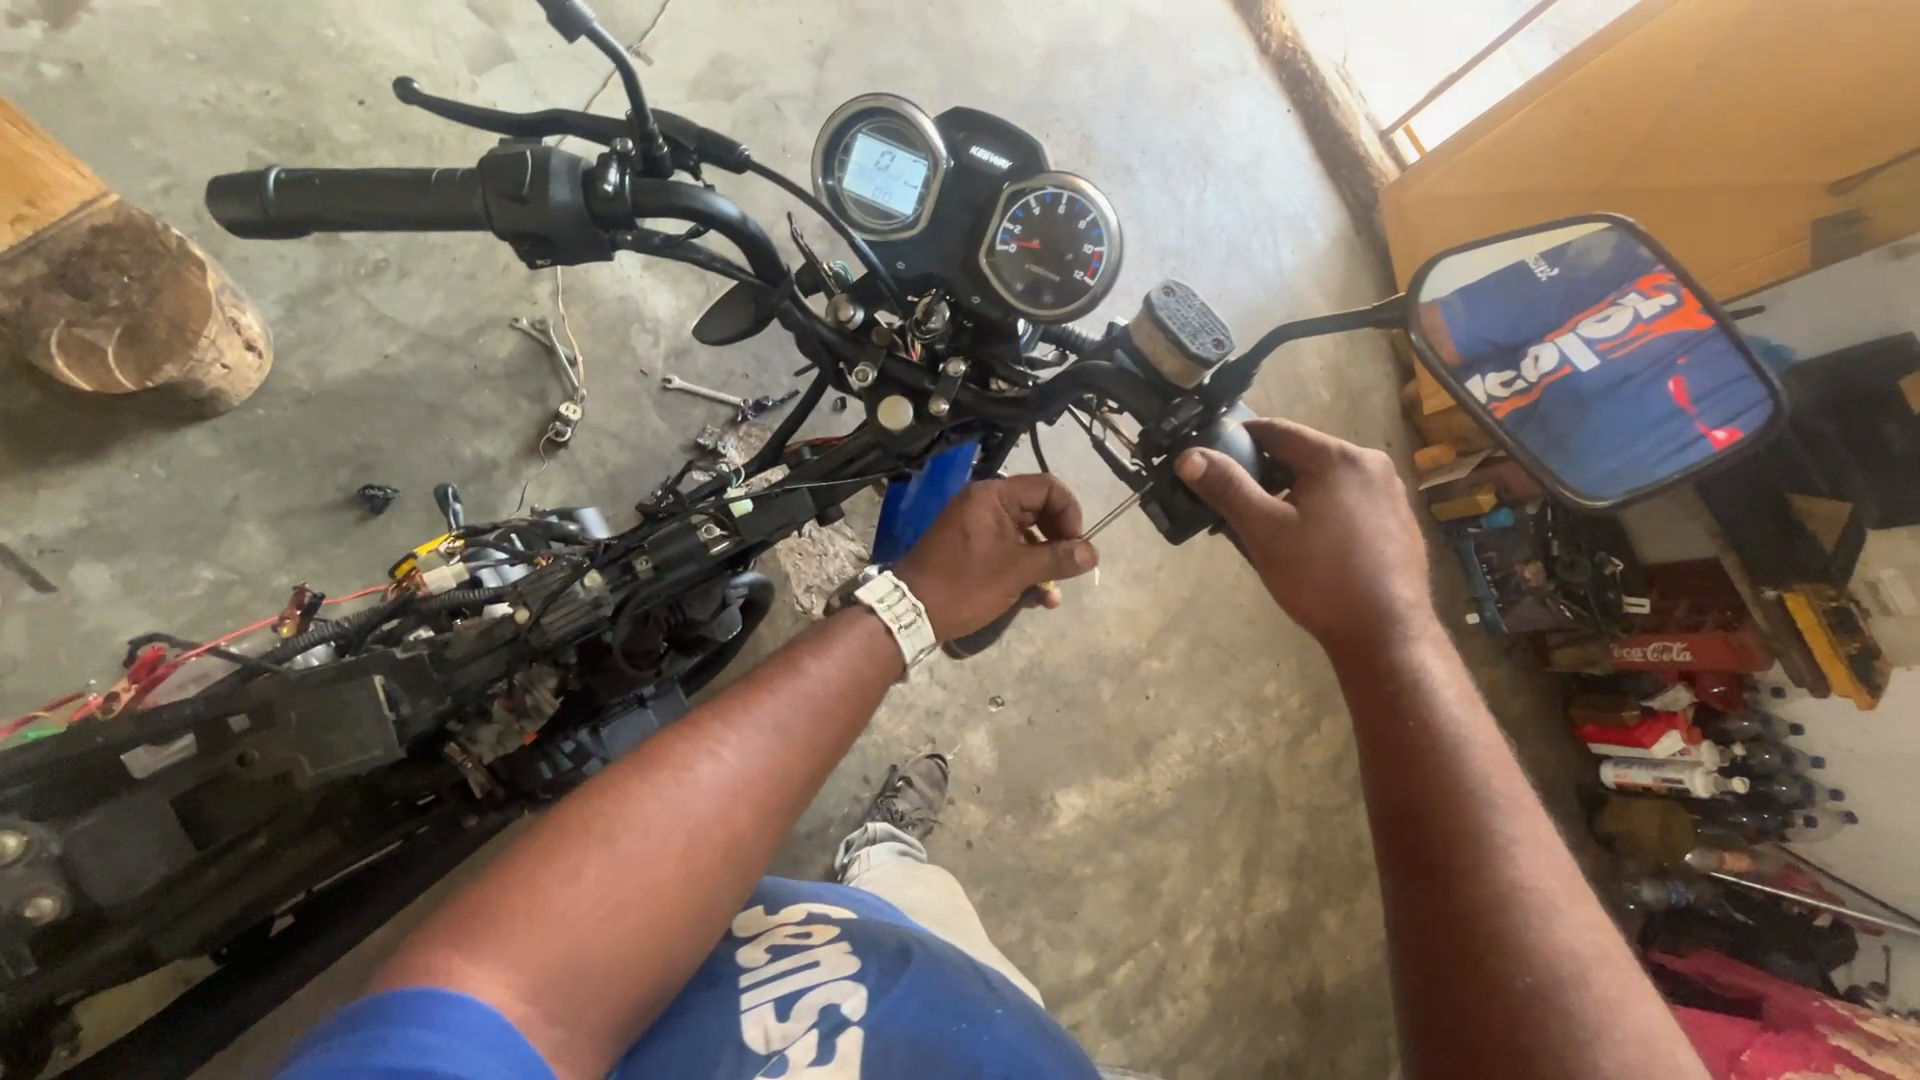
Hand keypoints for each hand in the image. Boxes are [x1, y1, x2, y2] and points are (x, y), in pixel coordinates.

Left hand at [894, 474, 1099, 640]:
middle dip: (1059, 540)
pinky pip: (1009, 550)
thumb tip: (1092, 552)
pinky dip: (1025, 569)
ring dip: (1045, 561)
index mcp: (993, 496)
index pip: (1047, 487)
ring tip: (1053, 593)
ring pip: (1026, 535)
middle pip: (1038, 510)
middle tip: (1069, 567)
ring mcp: (977, 526)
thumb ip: (1057, 558)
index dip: (1070, 513)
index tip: (1076, 544)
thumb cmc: (965, 585)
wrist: (912, 612)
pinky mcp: (972, 549)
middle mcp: (985, 504)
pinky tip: (1038, 599)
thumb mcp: (1017, 571)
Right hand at [1175, 418, 1434, 653]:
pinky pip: (1348, 501)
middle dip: (1265, 474)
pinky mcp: (1399, 520)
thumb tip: (1188, 456)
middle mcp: (1370, 464)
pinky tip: (1308, 545)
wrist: (1385, 633)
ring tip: (1266, 528)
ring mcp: (1390, 493)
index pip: (1275, 430)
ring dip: (1292, 494)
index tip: (1212, 461)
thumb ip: (1226, 488)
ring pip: (1325, 480)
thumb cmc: (1319, 578)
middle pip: (1302, 455)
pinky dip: (1321, 510)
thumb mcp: (1263, 531)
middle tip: (1234, 503)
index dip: (1237, 440)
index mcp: (1337, 457)